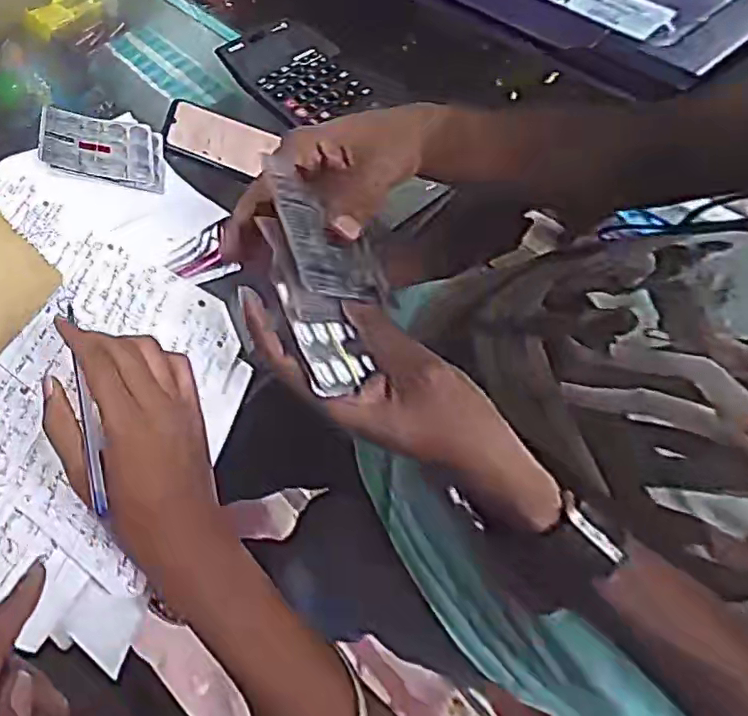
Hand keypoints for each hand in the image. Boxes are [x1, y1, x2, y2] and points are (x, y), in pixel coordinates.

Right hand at [40, 320, 227, 595]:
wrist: (188, 540)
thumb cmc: (134, 518)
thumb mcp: (84, 478)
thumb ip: (62, 426)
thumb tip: (51, 386)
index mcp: (126, 423)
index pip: (98, 362)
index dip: (77, 339)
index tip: (63, 327)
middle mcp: (156, 407)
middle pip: (122, 350)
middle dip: (95, 337)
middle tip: (77, 339)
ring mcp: (179, 407)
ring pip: (150, 350)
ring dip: (124, 341)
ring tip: (105, 349)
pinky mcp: (194, 411)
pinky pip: (178, 365)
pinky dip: (157, 354)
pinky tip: (143, 362)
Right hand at [224, 103, 447, 260]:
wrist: (419, 135)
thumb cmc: (396, 137)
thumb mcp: (379, 167)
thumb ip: (357, 198)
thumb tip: (339, 230)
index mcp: (298, 147)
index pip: (263, 186)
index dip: (246, 216)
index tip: (235, 243)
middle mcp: (291, 162)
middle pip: (260, 200)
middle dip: (248, 231)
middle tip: (240, 261)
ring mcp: (301, 177)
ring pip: (274, 209)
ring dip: (265, 235)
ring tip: (257, 264)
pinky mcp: (314, 191)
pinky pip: (293, 215)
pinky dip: (287, 234)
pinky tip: (287, 255)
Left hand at [239, 289, 561, 532]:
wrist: (498, 468)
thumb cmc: (462, 430)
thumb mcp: (421, 373)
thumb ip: (380, 336)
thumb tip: (348, 303)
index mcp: (335, 402)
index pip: (280, 362)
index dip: (260, 328)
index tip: (250, 297)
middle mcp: (334, 398)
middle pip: (292, 352)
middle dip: (280, 315)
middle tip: (275, 278)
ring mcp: (351, 394)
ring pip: (315, 352)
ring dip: (306, 320)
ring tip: (299, 284)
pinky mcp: (369, 389)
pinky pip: (341, 356)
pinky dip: (337, 331)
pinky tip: (340, 306)